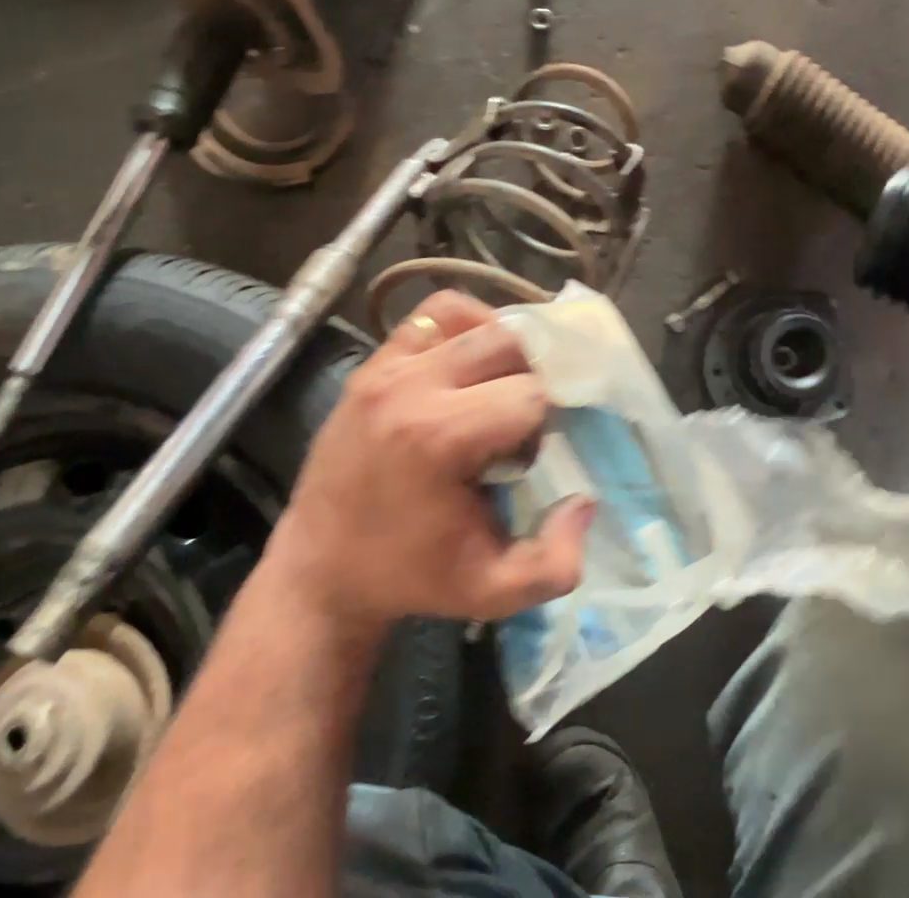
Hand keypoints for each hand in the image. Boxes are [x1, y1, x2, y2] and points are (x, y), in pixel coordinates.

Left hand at [267, 291, 592, 628]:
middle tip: (530, 420)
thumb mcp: (495, 592)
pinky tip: (474, 367)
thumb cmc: (412, 578)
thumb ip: (558, 561)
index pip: (531, 394)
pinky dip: (466, 328)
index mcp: (441, 437)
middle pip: (510, 342)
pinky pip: (432, 317)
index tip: (535, 458)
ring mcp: (385, 368)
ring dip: (506, 345)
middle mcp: (411, 387)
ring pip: (473, 318)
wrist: (323, 570)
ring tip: (507, 386)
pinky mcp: (372, 366)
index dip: (548, 423)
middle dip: (537, 376)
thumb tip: (585, 501)